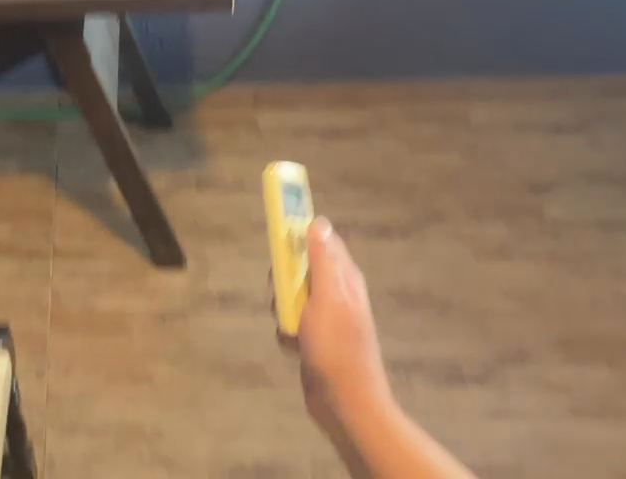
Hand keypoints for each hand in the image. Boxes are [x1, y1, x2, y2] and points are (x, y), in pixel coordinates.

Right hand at [294, 217, 390, 435]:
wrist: (345, 403)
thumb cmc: (336, 347)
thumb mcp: (327, 297)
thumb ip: (322, 259)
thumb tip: (319, 221)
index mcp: (345, 278)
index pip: (322, 240)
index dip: (300, 236)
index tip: (280, 241)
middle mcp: (337, 293)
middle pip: (301, 267)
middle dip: (284, 278)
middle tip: (282, 292)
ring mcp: (326, 317)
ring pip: (292, 295)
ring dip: (283, 307)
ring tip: (289, 324)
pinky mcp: (315, 338)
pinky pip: (291, 321)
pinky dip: (287, 330)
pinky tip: (292, 344)